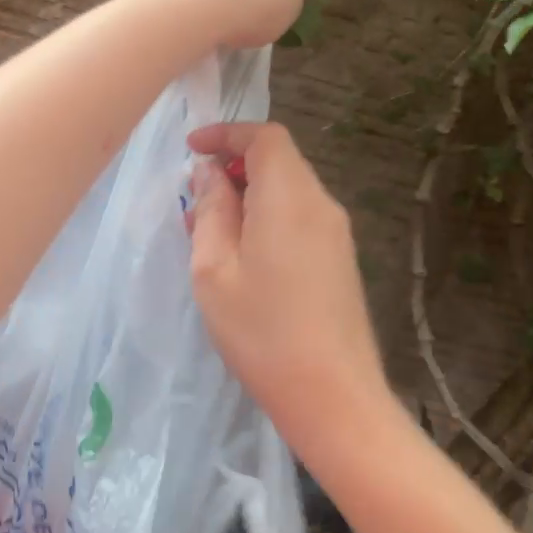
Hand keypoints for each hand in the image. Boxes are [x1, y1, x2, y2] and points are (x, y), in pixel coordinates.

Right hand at [185, 122, 387, 443]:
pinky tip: (242, 253)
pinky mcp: (340, 259)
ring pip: (289, 189)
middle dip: (233, 164)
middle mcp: (320, 205)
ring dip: (248, 192)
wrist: (334, 398)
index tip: (192, 149)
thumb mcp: (215, 269)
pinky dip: (267, 214)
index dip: (226, 134)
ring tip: (210, 227)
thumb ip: (211, 211)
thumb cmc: (263, 332)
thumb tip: (210, 174)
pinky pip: (299, 215)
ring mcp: (336, 233)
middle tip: (195, 195)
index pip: (264, 137)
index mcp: (289, 198)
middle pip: (279, 160)